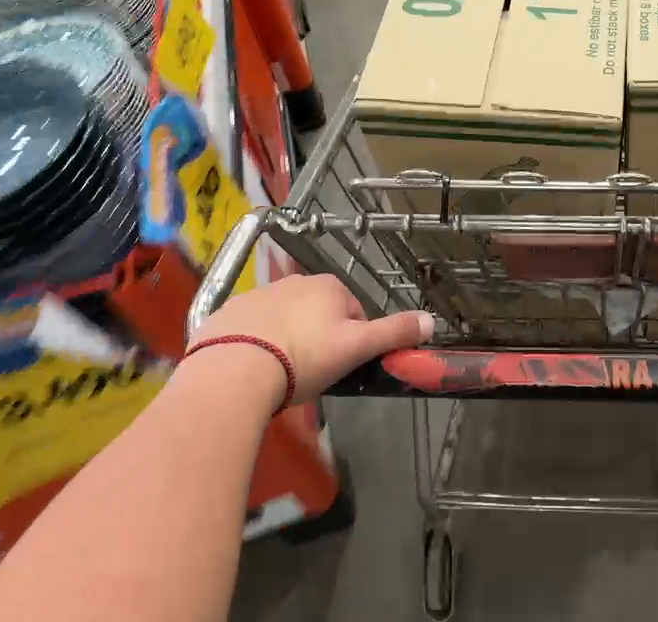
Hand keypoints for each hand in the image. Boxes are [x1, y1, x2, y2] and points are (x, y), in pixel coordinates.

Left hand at [190, 274, 433, 403]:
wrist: (233, 371)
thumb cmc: (304, 357)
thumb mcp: (356, 348)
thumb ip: (394, 333)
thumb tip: (431, 320)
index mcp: (329, 286)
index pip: (354, 312)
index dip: (353, 342)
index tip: (342, 366)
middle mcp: (294, 282)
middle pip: (319, 314)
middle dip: (319, 339)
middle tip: (313, 373)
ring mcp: (257, 294)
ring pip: (285, 320)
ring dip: (288, 340)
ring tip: (280, 376)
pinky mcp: (226, 313)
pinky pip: (251, 329)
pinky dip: (255, 344)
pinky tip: (252, 370)